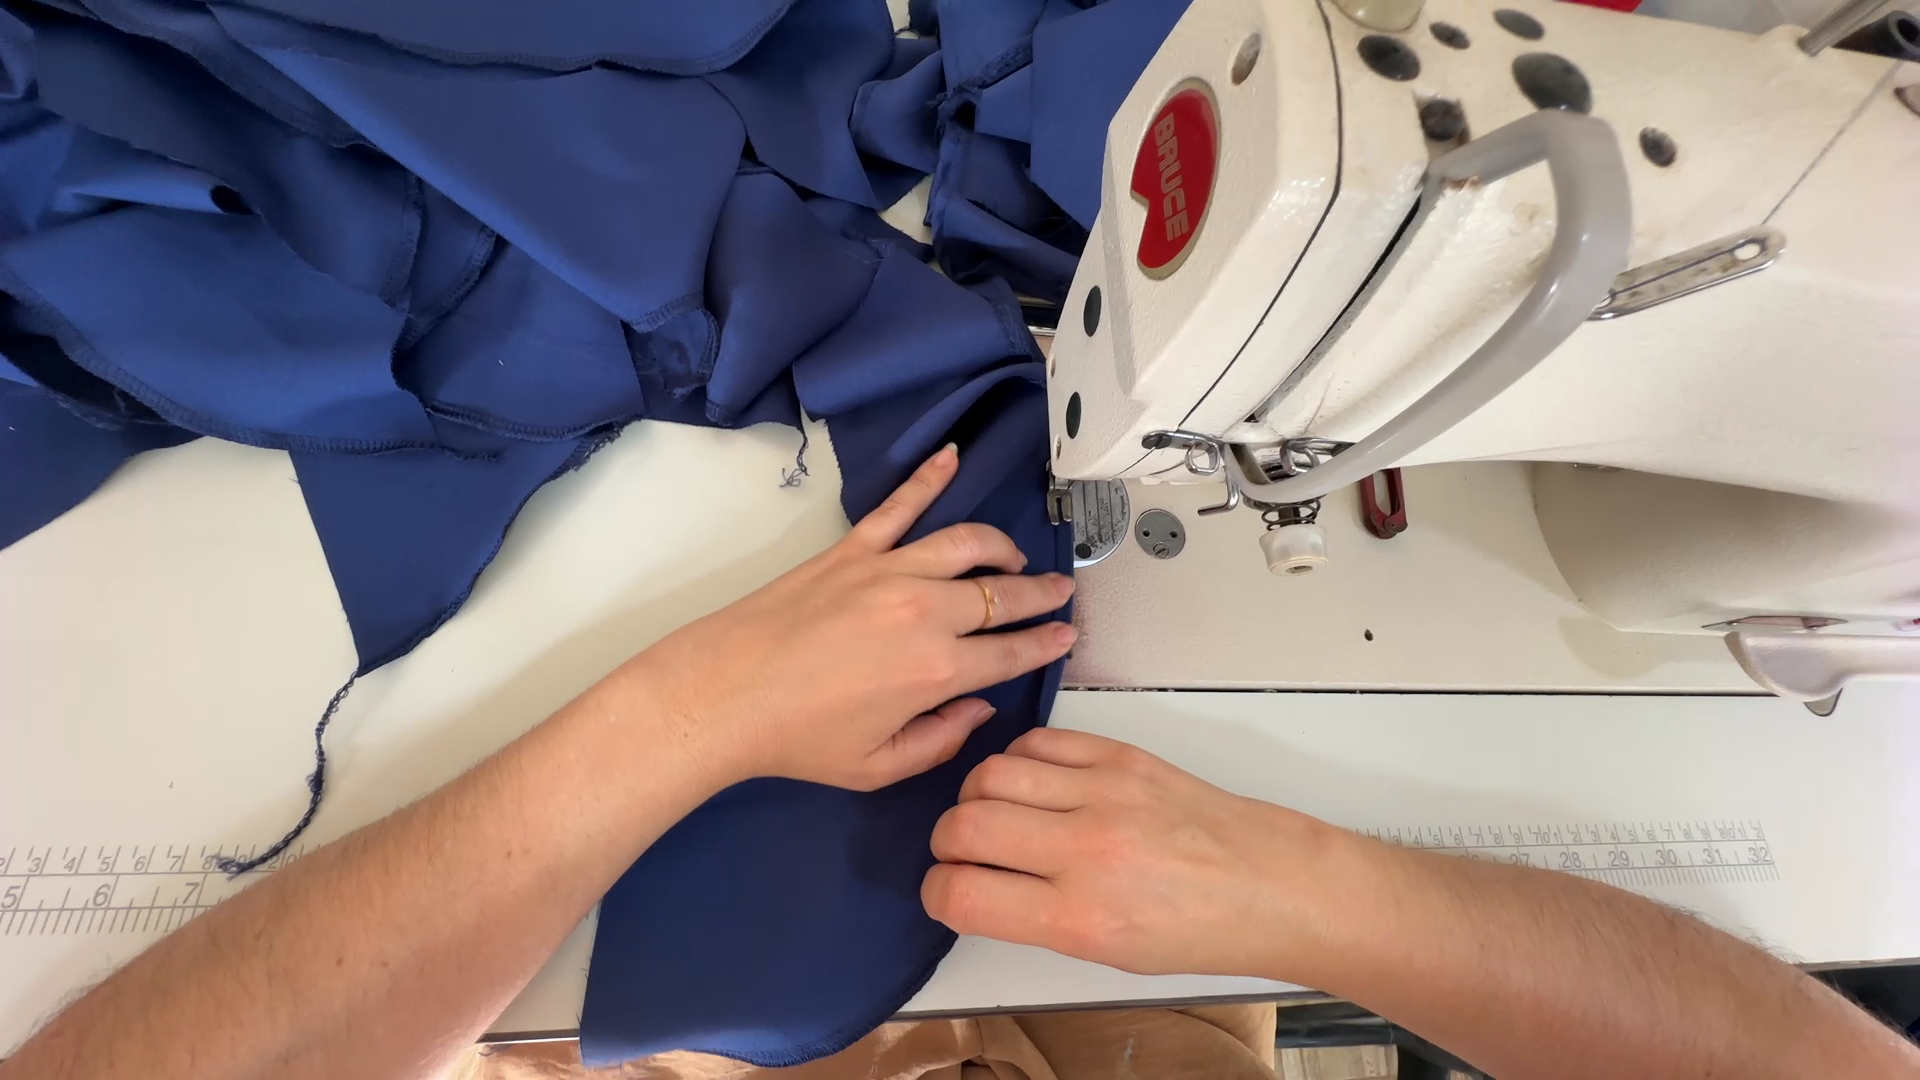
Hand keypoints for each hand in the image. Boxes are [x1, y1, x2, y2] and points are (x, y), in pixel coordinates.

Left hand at [612, 444, 1076, 791]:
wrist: (721, 695)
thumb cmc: (798, 739)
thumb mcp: (879, 768)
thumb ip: (943, 740)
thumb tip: (982, 707)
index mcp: (937, 671)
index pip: (1011, 652)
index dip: (1046, 643)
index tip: (1066, 634)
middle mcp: (925, 611)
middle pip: (1002, 594)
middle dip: (1041, 593)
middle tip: (1061, 591)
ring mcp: (889, 571)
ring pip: (967, 543)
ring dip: (1001, 546)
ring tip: (1014, 556)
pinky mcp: (853, 550)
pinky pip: (900, 505)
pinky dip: (929, 477)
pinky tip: (951, 456)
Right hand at [921, 728, 1345, 978]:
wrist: (1265, 880)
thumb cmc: (1193, 930)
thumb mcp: (1106, 951)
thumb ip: (1032, 916)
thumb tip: (974, 884)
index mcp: (1081, 918)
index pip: (963, 896)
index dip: (936, 893)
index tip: (945, 889)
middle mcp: (1085, 849)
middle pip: (964, 826)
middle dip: (945, 842)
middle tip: (960, 849)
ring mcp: (1102, 790)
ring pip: (990, 773)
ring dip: (974, 795)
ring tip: (992, 810)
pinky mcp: (1117, 751)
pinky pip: (1035, 741)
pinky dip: (1016, 761)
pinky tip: (1029, 782)